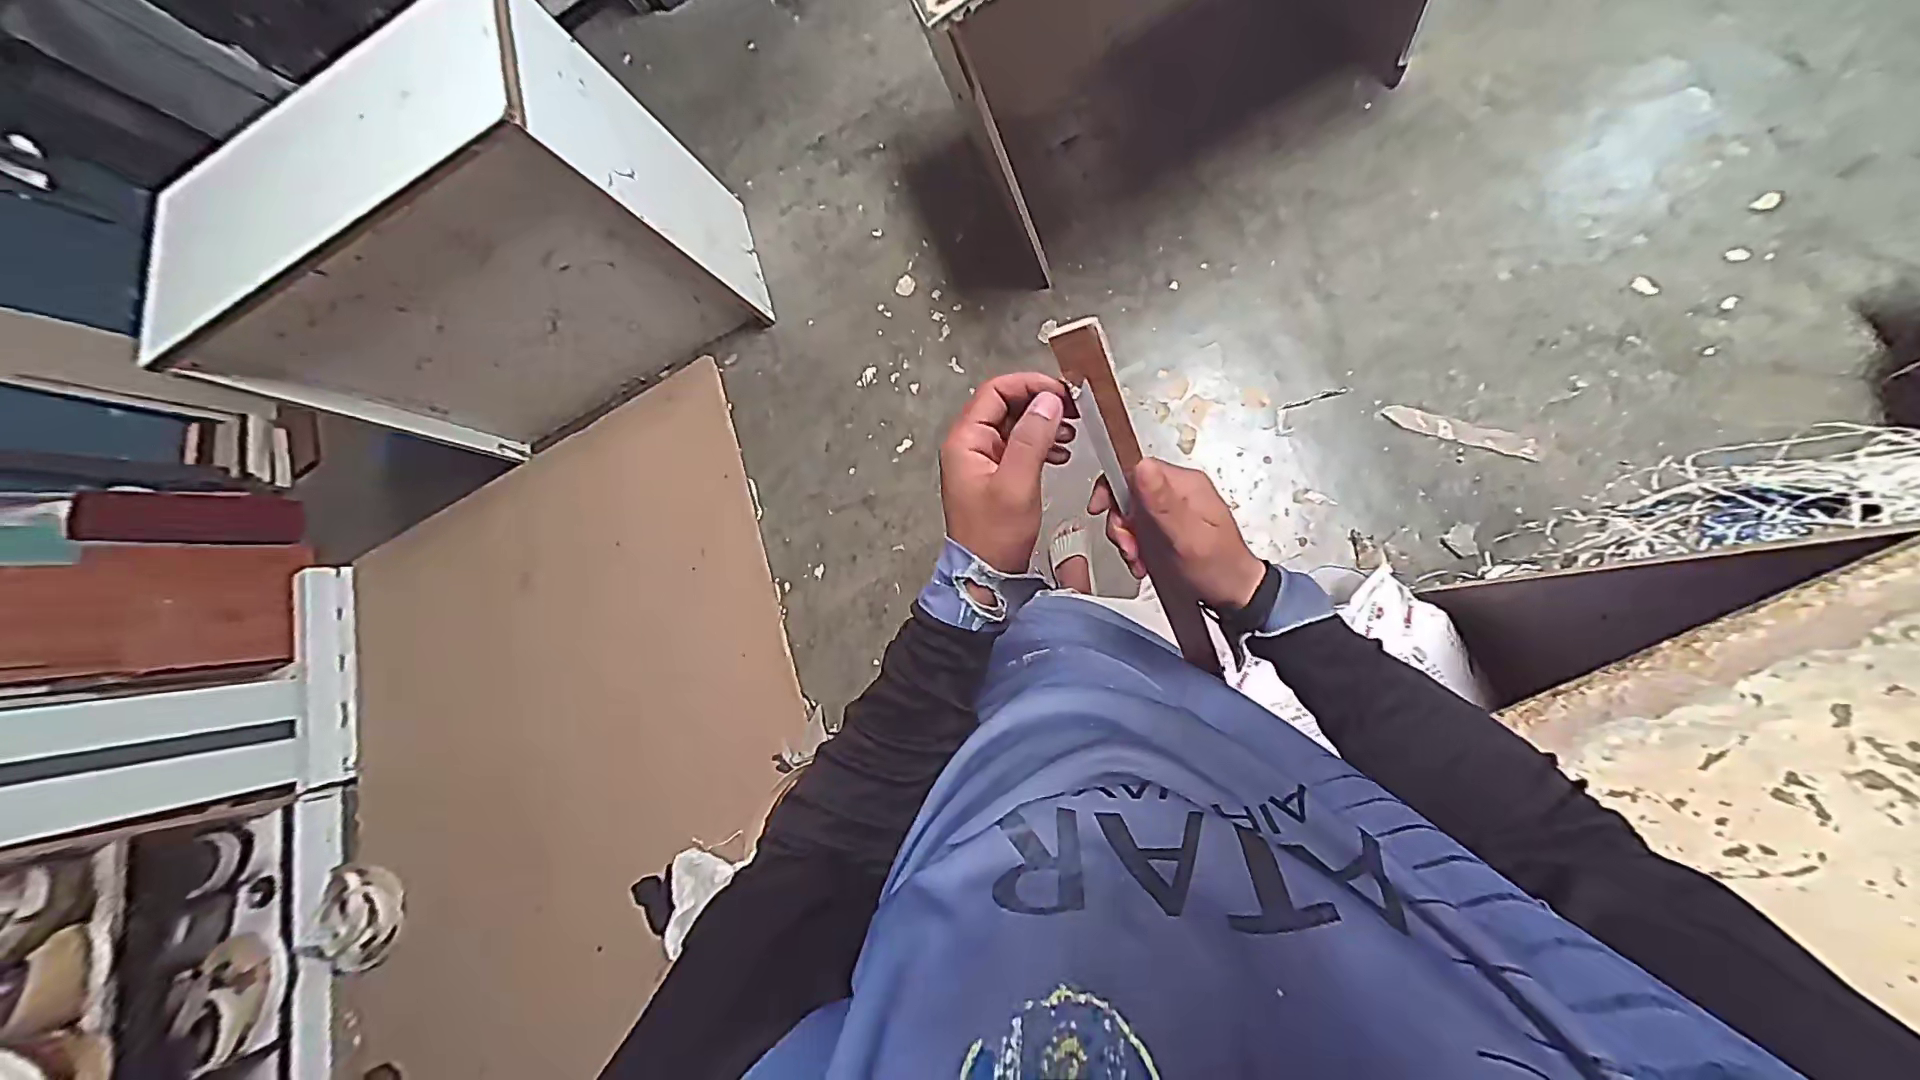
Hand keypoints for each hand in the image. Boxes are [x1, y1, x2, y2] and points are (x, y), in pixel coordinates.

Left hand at [939, 373, 1077, 572]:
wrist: (985, 575)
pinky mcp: (996, 475)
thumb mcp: (1016, 484)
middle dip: (1040, 403)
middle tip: (1072, 409)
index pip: (996, 392)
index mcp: (966, 442)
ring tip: (1070, 432)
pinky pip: (1019, 446)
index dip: (1030, 385)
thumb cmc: (993, 538)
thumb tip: (1048, 402)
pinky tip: (1060, 452)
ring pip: (1015, 424)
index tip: (1060, 392)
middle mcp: (971, 446)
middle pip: (1006, 404)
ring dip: (1044, 423)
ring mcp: (983, 460)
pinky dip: (1041, 443)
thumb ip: (1032, 439)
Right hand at [1088, 459, 1265, 609]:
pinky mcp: (1166, 525)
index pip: (1135, 469)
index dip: (1112, 488)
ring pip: (1129, 512)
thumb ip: (1163, 503)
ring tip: (1137, 558)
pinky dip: (1133, 545)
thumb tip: (1142, 467)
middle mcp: (1178, 491)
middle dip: (1120, 522)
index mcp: (1186, 485)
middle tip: (1129, 546)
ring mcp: (1171, 508)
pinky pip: (1137, 527)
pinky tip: (1142, 561)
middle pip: (1128, 491)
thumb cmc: (1218, 569)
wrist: (1233, 595)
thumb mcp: (1188, 538)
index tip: (1102, 511)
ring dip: (1126, 537)